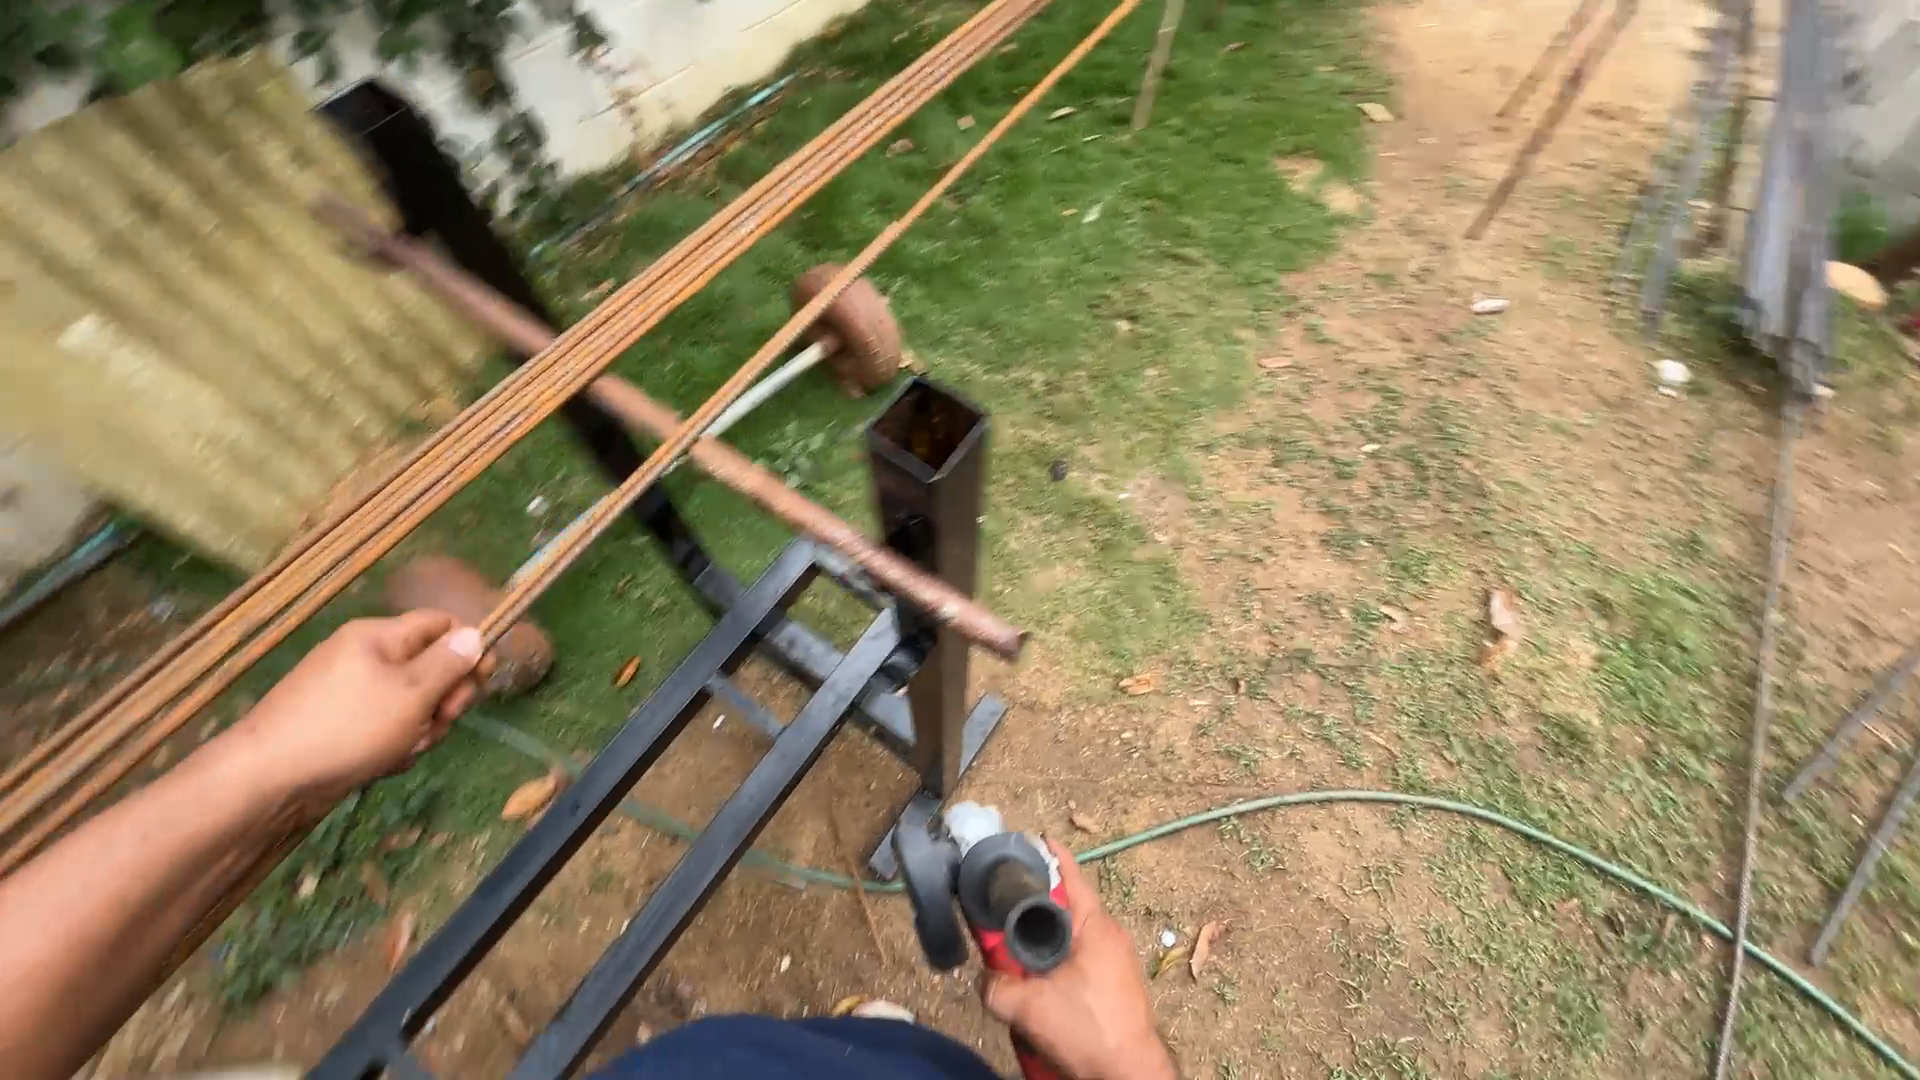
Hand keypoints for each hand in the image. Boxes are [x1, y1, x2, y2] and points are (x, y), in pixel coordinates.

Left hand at [217, 612, 487, 803]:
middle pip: (432, 665)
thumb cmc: (347, 726)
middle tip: (442, 720)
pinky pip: (388, 723)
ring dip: (423, 725)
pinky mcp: (342, 723)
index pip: (442, 624)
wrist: (264, 781)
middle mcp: (365, 657)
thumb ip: (451, 661)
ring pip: (414, 700)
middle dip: (446, 697)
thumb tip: (475, 634)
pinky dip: (396, 741)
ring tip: (407, 747)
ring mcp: (351, 691)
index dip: (469, 647)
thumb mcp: (413, 691)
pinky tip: (386, 760)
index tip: (481, 681)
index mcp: (378, 637)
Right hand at [981, 839, 1175, 1079]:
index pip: (1069, 873)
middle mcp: (1111, 933)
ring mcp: (1118, 958)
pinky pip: (1082, 956)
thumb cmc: (1088, 1031)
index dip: (1046, 853)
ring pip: (1072, 934)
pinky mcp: (1118, 982)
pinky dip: (1059, 959)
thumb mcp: (1030, 1009)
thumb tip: (983, 978)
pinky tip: (1043, 982)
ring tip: (1019, 951)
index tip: (1024, 841)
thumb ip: (995, 987)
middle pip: (1066, 904)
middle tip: (1006, 911)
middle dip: (1036, 905)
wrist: (1130, 1079)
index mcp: (1096, 924)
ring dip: (1047, 937)